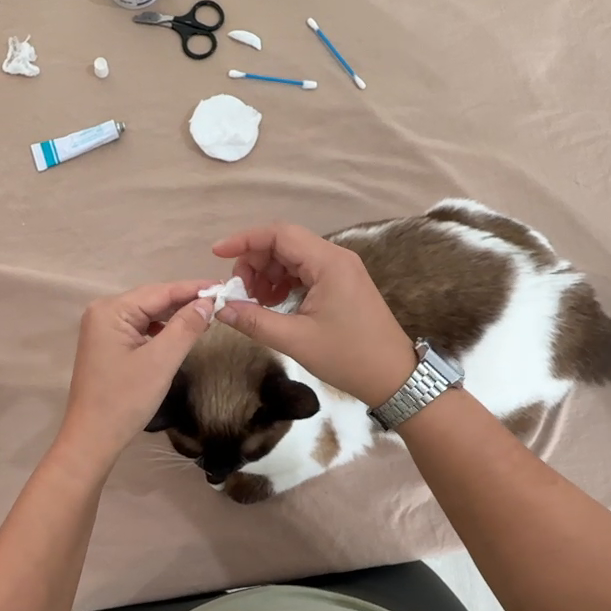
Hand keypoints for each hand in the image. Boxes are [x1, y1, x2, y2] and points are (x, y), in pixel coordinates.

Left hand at [57, 281, 213, 472]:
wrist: (93, 438)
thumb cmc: (125, 400)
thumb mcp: (160, 361)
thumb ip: (185, 328)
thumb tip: (207, 302)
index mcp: (111, 311)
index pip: (160, 291)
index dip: (193, 288)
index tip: (224, 286)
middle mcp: (103, 313)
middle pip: (152, 300)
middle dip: (185, 301)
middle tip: (220, 301)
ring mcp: (102, 330)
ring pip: (146, 315)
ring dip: (174, 317)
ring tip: (205, 317)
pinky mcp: (106, 347)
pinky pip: (139, 330)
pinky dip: (160, 331)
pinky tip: (178, 335)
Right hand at [212, 224, 417, 405]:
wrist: (392, 376)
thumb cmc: (348, 356)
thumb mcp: (296, 340)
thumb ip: (255, 321)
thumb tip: (221, 308)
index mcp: (328, 263)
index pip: (279, 234)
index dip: (245, 240)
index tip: (217, 254)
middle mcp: (335, 258)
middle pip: (284, 244)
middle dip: (255, 263)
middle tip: (239, 293)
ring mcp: (340, 271)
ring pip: (292, 259)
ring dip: (267, 275)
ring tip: (255, 303)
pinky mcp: (341, 286)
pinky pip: (304, 273)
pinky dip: (282, 284)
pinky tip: (273, 306)